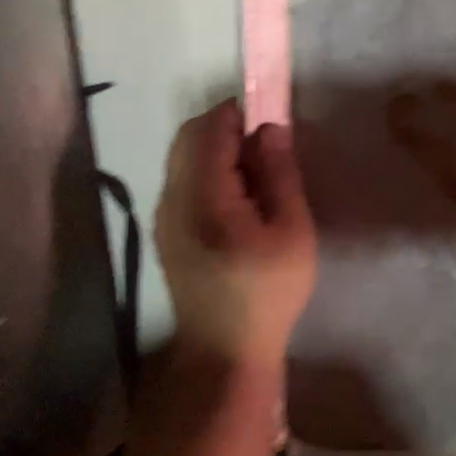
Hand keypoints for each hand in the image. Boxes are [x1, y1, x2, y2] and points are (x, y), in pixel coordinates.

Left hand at [154, 101, 317, 369]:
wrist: (225, 347)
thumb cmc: (270, 288)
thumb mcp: (292, 230)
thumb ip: (280, 175)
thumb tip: (272, 128)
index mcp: (204, 199)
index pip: (208, 133)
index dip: (237, 111)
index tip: (273, 108)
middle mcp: (171, 201)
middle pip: (189, 141)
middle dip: (227, 126)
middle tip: (272, 137)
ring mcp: (163, 217)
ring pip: (184, 159)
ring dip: (219, 148)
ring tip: (262, 165)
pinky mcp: (167, 230)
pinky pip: (184, 180)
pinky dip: (211, 169)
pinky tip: (243, 191)